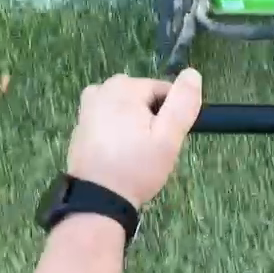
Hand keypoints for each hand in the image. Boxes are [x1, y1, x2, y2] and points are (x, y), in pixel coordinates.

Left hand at [66, 71, 202, 206]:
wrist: (99, 199)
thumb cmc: (136, 167)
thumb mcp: (168, 137)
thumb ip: (183, 103)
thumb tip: (193, 74)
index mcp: (124, 87)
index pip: (165, 91)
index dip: (172, 116)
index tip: (168, 140)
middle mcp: (101, 89)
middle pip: (144, 99)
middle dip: (153, 120)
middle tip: (153, 150)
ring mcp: (87, 108)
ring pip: (127, 110)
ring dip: (136, 126)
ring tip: (137, 153)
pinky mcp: (81, 127)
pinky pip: (110, 122)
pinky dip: (118, 134)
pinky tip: (120, 156)